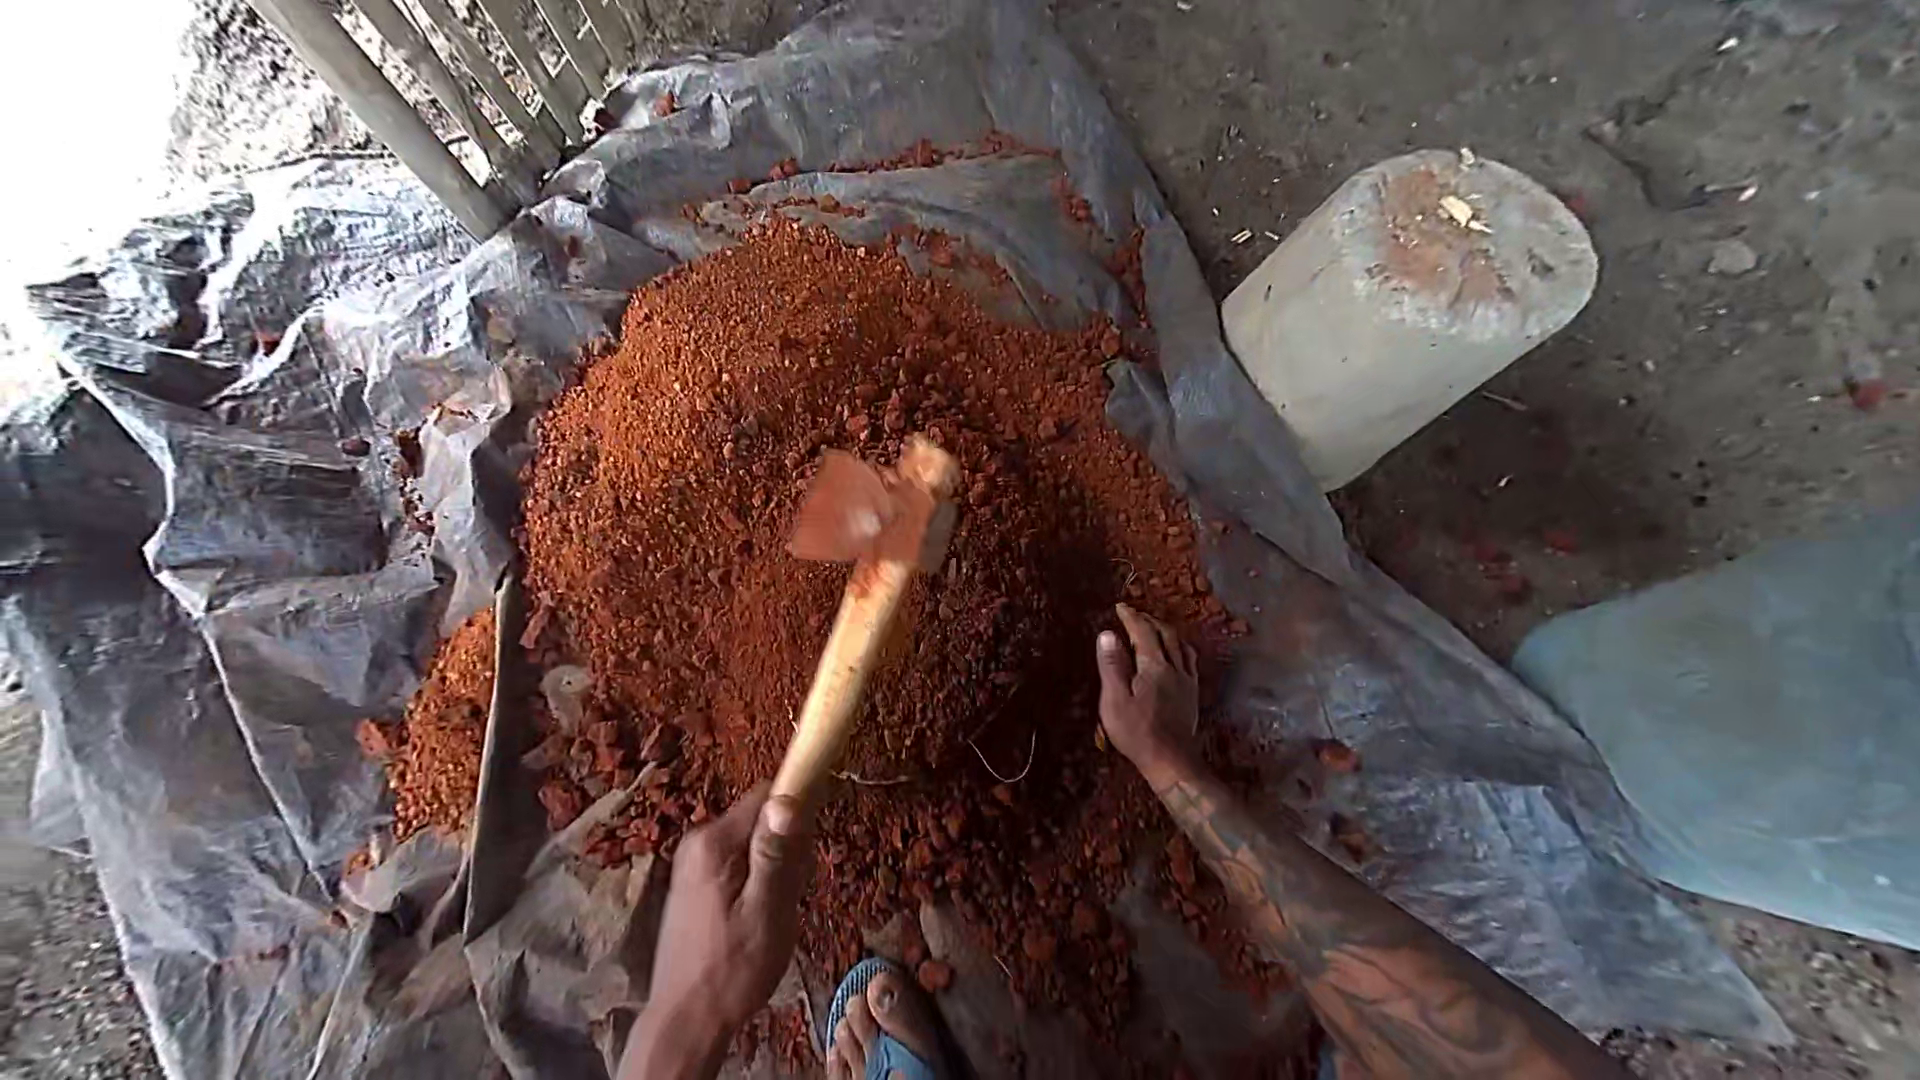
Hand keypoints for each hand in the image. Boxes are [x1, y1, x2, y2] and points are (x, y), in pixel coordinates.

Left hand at [619, 786, 814, 1079]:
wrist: (685, 1024)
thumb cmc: (732, 970)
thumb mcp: (765, 911)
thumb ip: (776, 852)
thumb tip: (788, 797)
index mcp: (713, 842)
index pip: (768, 794)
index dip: (797, 812)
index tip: (807, 851)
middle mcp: (699, 841)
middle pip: (763, 817)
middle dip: (787, 848)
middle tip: (789, 892)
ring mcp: (695, 861)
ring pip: (756, 840)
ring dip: (776, 867)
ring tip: (774, 910)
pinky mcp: (697, 880)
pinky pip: (742, 859)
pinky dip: (760, 879)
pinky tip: (759, 915)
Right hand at [1096, 603, 1200, 788]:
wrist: (1170, 760)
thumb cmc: (1136, 731)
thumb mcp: (1114, 698)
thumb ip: (1112, 664)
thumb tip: (1107, 633)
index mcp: (1153, 666)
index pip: (1143, 632)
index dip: (1131, 617)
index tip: (1120, 607)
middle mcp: (1174, 667)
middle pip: (1165, 634)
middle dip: (1149, 620)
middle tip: (1134, 614)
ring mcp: (1187, 681)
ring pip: (1181, 645)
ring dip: (1167, 631)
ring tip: (1155, 627)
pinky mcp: (1193, 694)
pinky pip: (1190, 660)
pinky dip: (1181, 648)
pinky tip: (1177, 653)